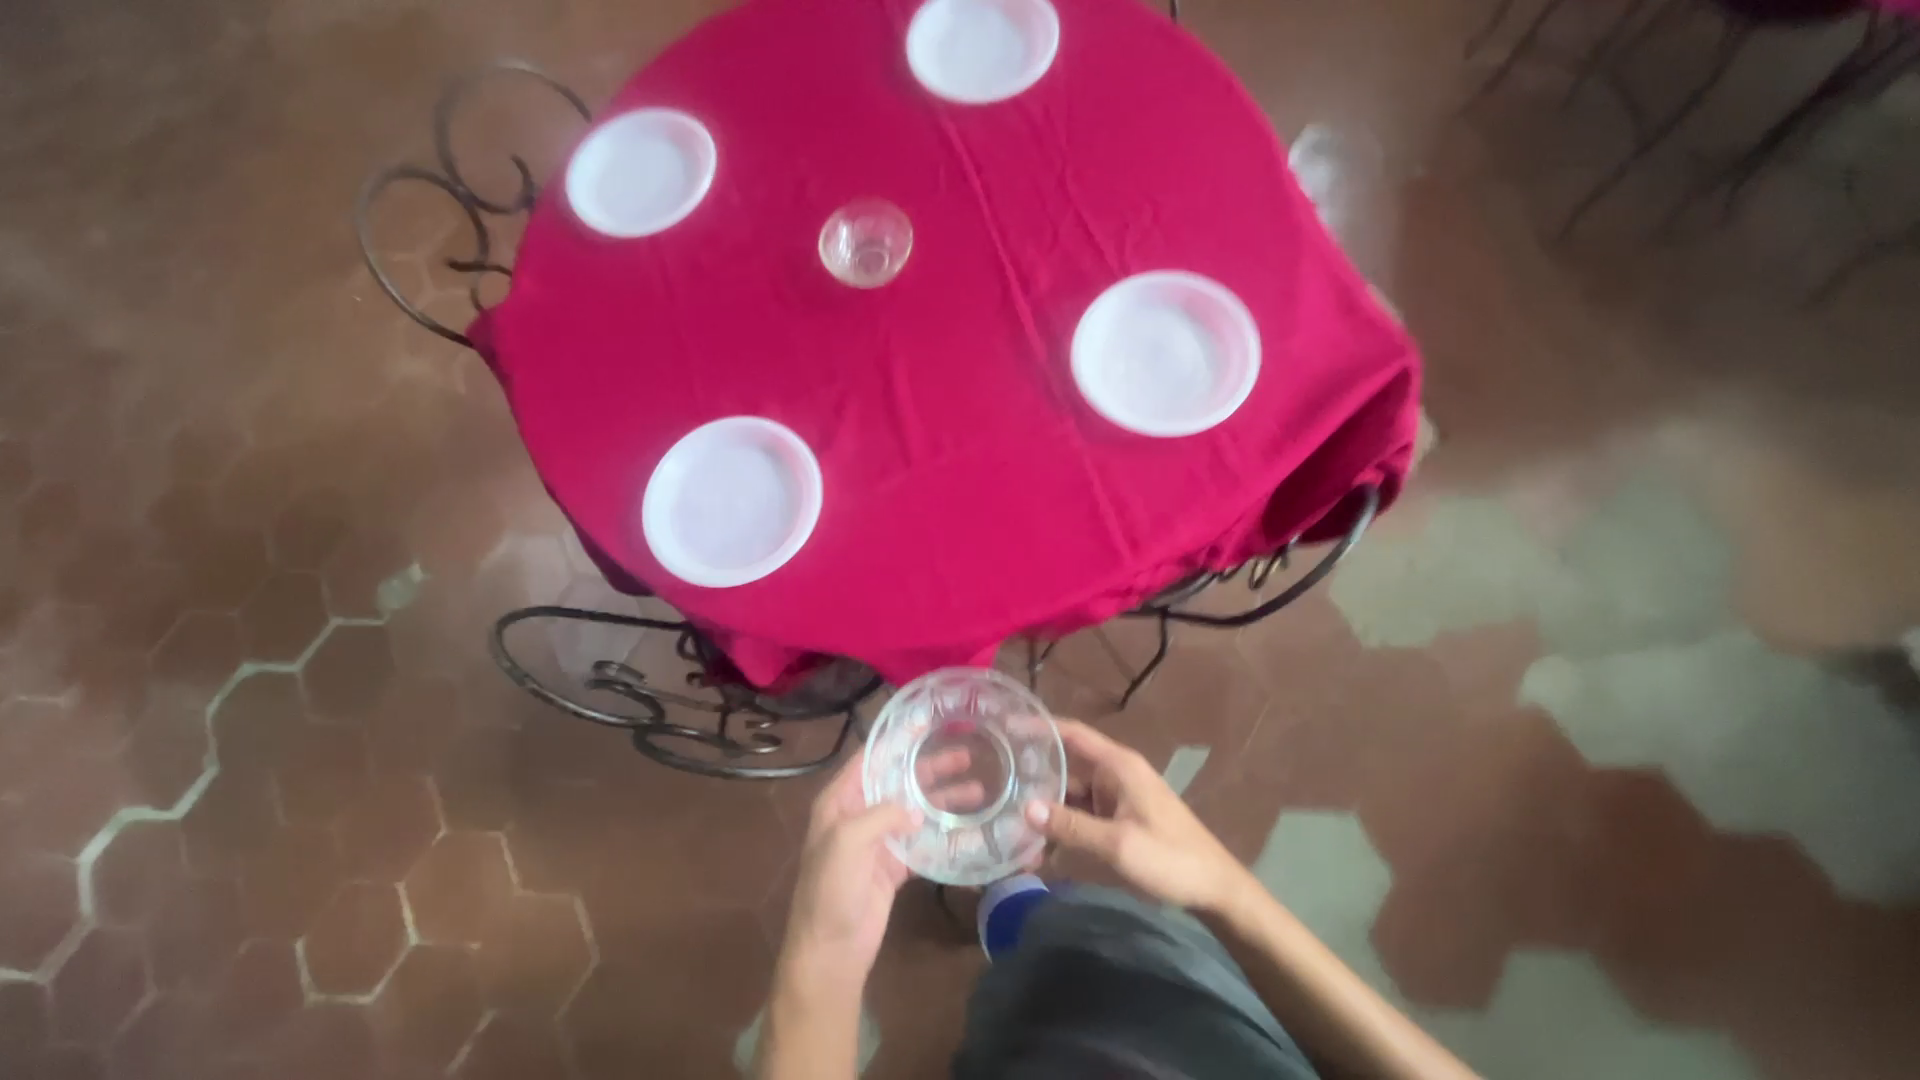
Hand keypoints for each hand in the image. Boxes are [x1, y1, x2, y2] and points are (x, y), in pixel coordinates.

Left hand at [776, 745, 979, 987]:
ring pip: (917, 809)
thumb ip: (882, 814)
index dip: (897, 738)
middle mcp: (860, 814)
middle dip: (931, 766)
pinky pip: (924, 841)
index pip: (870, 757)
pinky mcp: (895, 865)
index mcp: (840, 800)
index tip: (927, 721)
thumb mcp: (848, 840)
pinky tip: (973, 828)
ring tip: (980, 790)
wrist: (831, 950)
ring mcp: (879, 840)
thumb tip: (916, 809)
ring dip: (945, 799)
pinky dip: (946, 834)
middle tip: (967, 754)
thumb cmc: (831, 889)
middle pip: (900, 780)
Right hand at [1026, 719, 1256, 912]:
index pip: (1072, 734)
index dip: (1040, 727)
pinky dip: (1063, 822)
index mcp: (1118, 766)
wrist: (1214, 889)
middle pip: (1067, 763)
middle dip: (1034, 771)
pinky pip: (1083, 813)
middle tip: (992, 778)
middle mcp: (1116, 774)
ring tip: (1005, 810)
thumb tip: (1027, 809)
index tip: (1005, 726)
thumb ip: (1072, 827)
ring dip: (1046, 802)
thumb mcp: (1118, 845)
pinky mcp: (1120, 819)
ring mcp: (1118, 797)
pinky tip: (1037, 840)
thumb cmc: (1170, 858)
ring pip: (1072, 792)